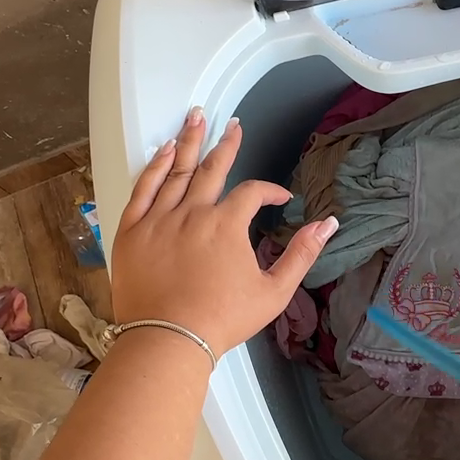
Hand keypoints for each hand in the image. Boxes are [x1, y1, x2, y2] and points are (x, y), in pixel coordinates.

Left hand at [109, 108, 337, 353]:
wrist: (168, 341)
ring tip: (195, 118)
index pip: (252, 193)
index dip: (269, 191)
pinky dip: (153, 167)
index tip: (279, 198)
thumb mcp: (274, 291)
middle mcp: (193, 213)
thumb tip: (327, 225)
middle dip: (226, 144)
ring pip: (175, 170)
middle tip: (233, 124)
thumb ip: (302, 254)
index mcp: (226, 224)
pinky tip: (162, 151)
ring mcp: (159, 219)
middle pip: (212, 168)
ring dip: (188, 142)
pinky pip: (142, 189)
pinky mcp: (132, 232)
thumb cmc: (222, 319)